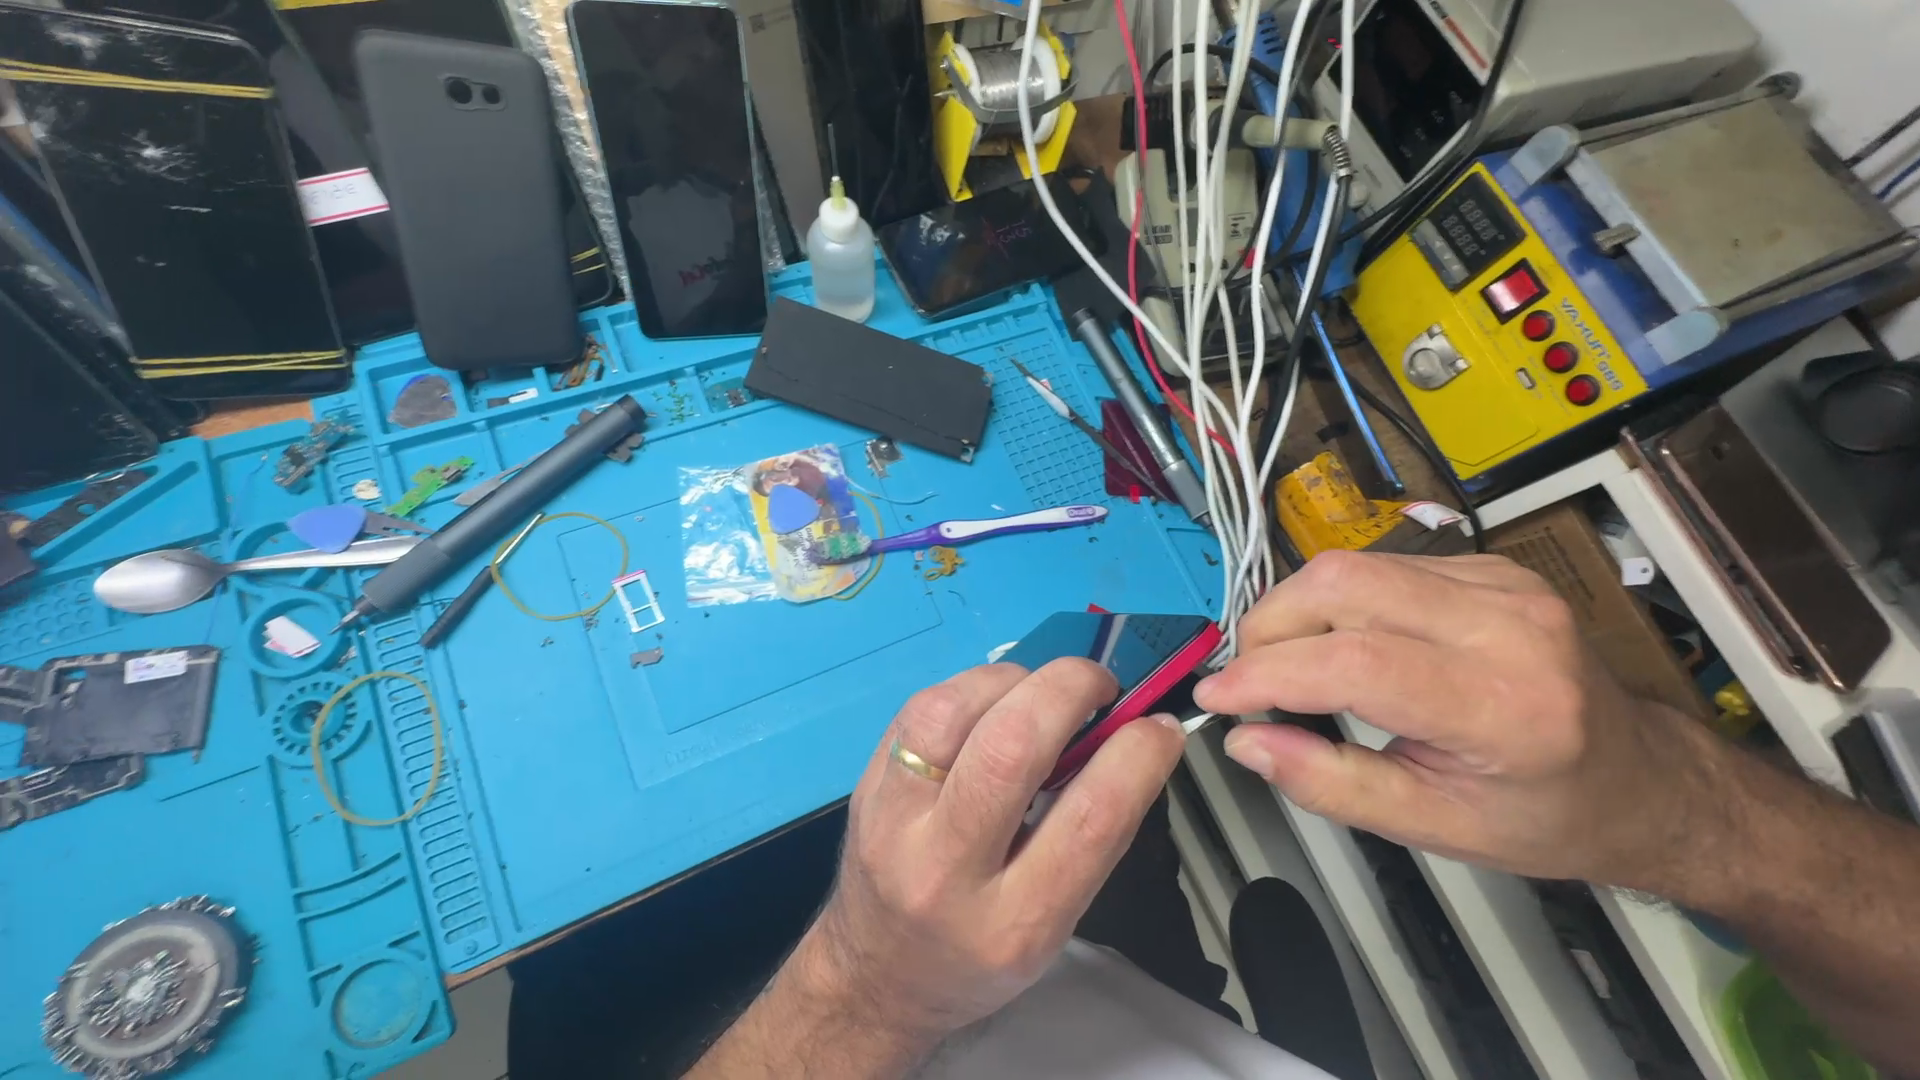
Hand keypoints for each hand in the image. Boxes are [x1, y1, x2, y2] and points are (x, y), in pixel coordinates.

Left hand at [796, 660, 1186, 1047]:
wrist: (876, 977)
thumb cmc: (980, 955)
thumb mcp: (1055, 925)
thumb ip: (1091, 833)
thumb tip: (1131, 735)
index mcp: (1013, 924)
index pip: (1088, 820)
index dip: (1136, 756)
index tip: (1158, 725)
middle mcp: (943, 870)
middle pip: (1008, 749)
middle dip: (1068, 691)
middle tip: (1100, 685)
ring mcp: (890, 821)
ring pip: (949, 711)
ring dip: (1012, 680)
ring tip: (1042, 690)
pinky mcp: (865, 783)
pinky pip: (921, 707)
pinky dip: (971, 688)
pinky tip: (995, 700)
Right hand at [1193, 550, 1723, 891]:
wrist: (1644, 777)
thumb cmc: (1545, 816)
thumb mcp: (1435, 828)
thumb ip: (1331, 784)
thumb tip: (1246, 741)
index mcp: (1503, 706)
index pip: (1354, 662)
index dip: (1266, 674)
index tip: (1215, 697)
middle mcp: (1507, 625)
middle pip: (1341, 585)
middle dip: (1268, 626)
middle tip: (1250, 679)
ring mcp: (1500, 583)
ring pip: (1350, 565)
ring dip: (1294, 611)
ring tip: (1287, 664)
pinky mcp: (1486, 567)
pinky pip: (1377, 566)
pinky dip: (1332, 604)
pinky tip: (1337, 643)